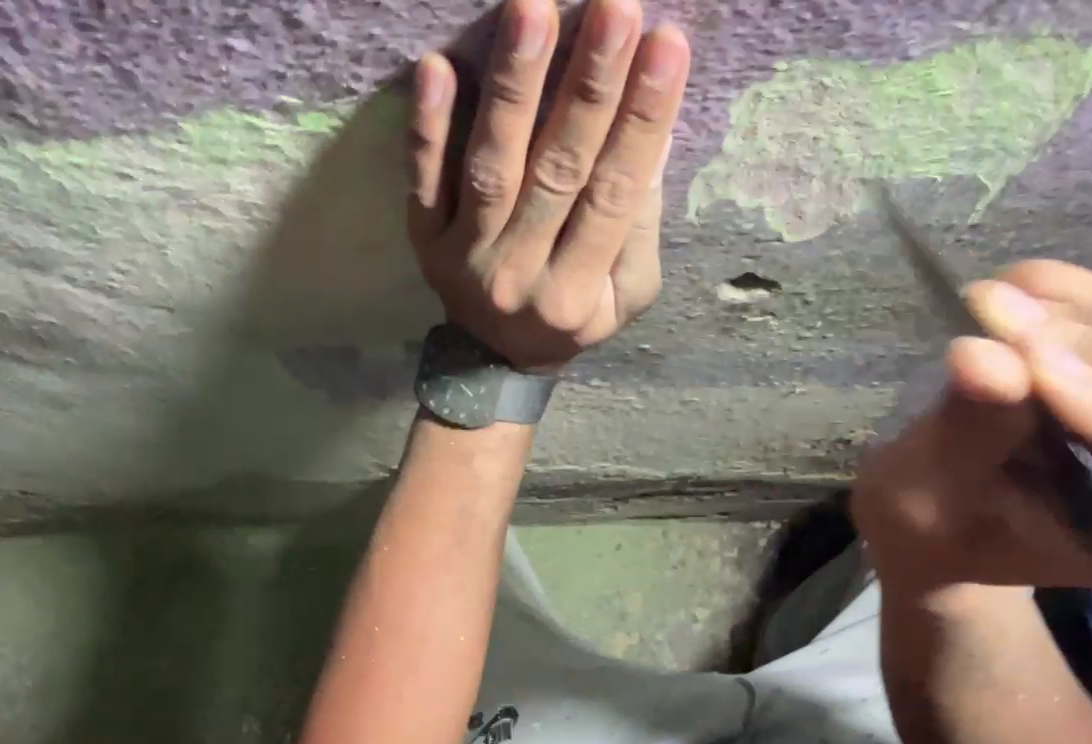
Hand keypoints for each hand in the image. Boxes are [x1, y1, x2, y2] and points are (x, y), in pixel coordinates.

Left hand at [405, 0, 689, 369]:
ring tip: (533, 11)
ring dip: (513, 87)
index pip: (614, 196)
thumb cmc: (570, 317)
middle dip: (589, 87)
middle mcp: (519, 273)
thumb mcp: (624, 299)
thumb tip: (649, 144)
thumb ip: (638, 231)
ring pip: (492, 166)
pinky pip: (424, 181)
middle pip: (557, 171)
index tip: (667, 48)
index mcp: (576, 292)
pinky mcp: (424, 239)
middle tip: (614, 8)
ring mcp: (465, 255)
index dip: (641, 122)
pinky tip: (437, 67)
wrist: (493, 360)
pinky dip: (427, 126)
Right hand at [852, 260, 1091, 592]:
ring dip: (1077, 312)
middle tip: (993, 335)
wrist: (934, 505)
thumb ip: (970, 436)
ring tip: (989, 321)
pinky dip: (1059, 287)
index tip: (1029, 375)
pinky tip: (998, 301)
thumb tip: (980, 356)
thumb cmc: (937, 527)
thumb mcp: (932, 500)